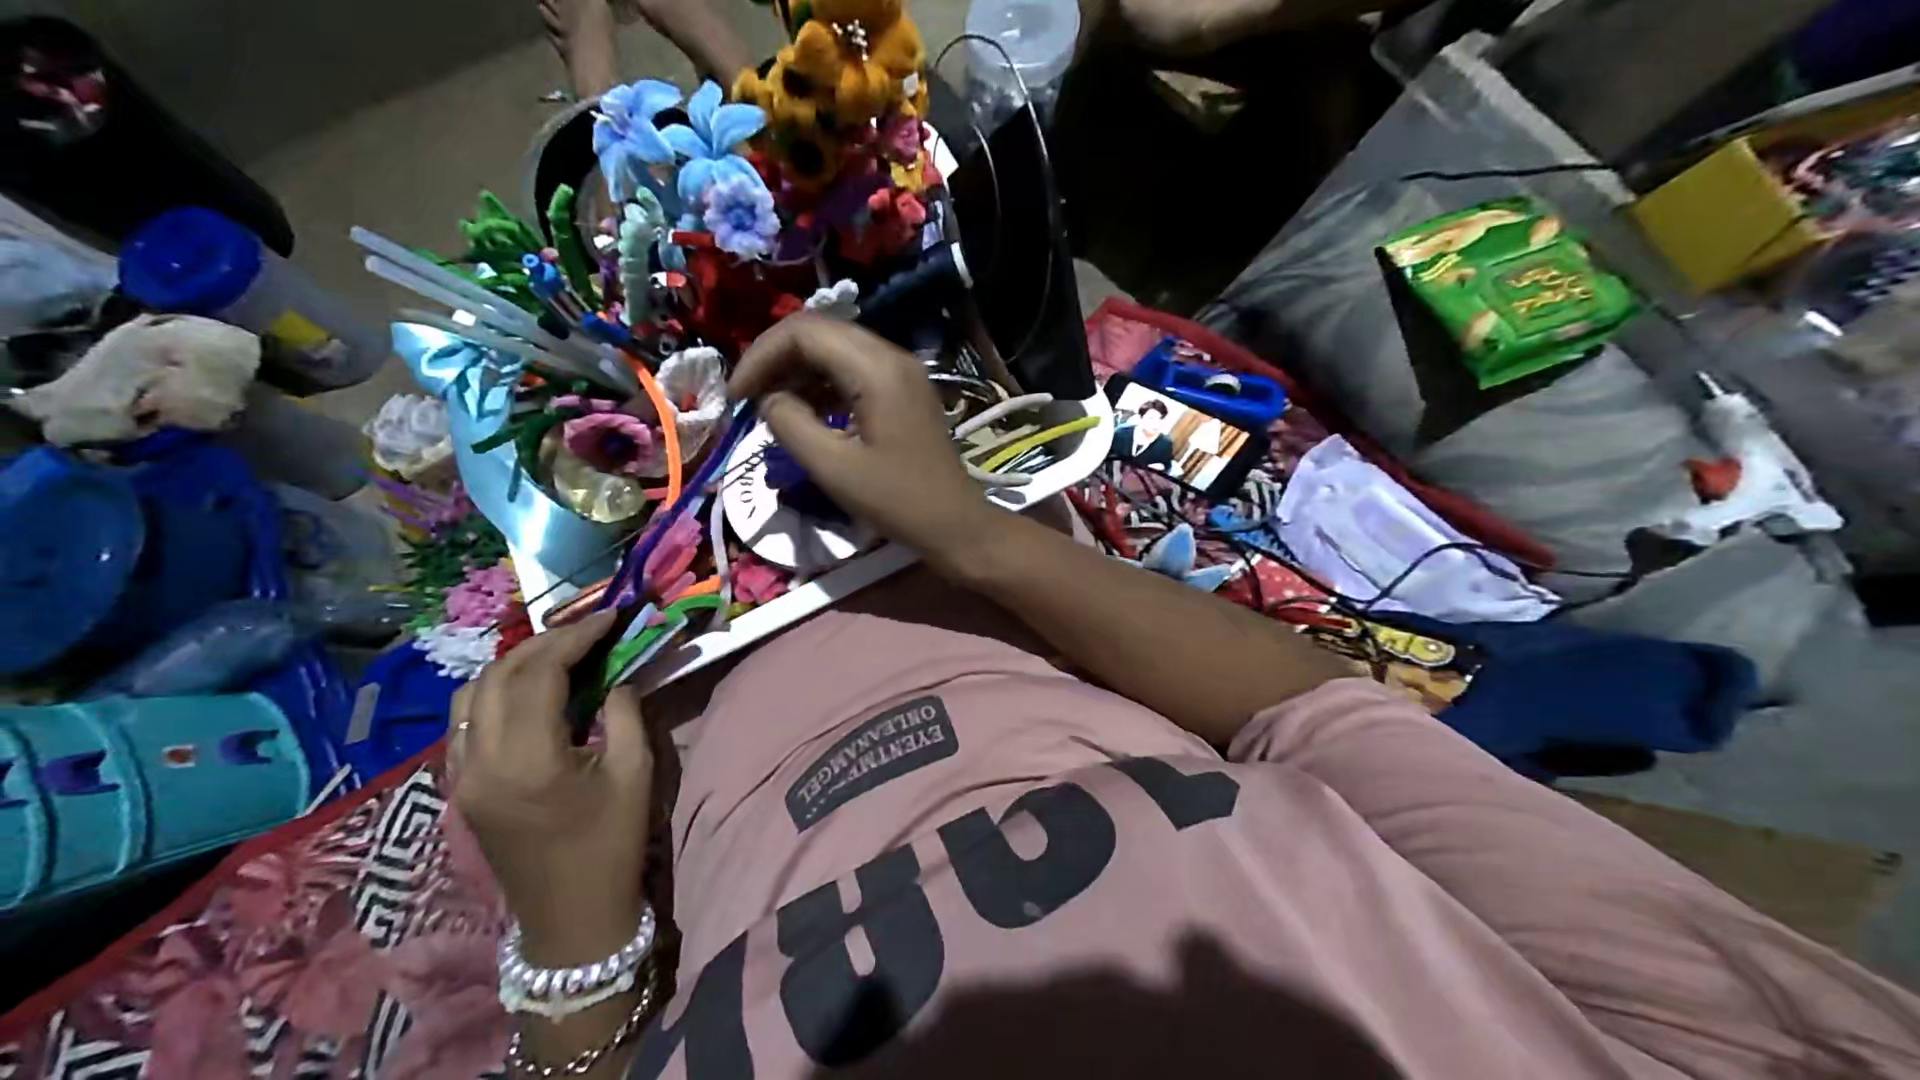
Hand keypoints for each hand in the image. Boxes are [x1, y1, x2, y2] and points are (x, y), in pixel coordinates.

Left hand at [449, 611, 652, 965]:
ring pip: (473, 693)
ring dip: (516, 663)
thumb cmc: (612, 843)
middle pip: (501, 674)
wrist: (570, 916)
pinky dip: (497, 692)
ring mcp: (460, 775)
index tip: (610, 616)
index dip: (576, 636)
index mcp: (527, 759)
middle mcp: (480, 761)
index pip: (540, 673)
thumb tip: (616, 676)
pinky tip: (530, 692)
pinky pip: (465, 721)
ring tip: (560, 653)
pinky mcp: (459, 787)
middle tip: (590, 629)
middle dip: (547, 641)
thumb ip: (624, 713)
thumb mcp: (634, 773)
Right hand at [730, 315, 1004, 564]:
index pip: (804, 332)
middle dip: (775, 358)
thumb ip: (790, 424)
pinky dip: (821, 383)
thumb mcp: (833, 468)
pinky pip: (853, 369)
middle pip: (819, 331)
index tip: (736, 396)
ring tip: (770, 406)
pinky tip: (804, 411)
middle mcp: (891, 356)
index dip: (760, 356)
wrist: (954, 523)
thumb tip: (768, 399)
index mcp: (876, 369)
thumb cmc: (897, 501)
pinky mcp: (902, 390)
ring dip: (797, 370)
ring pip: (835, 349)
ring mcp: (901, 371)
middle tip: (748, 397)